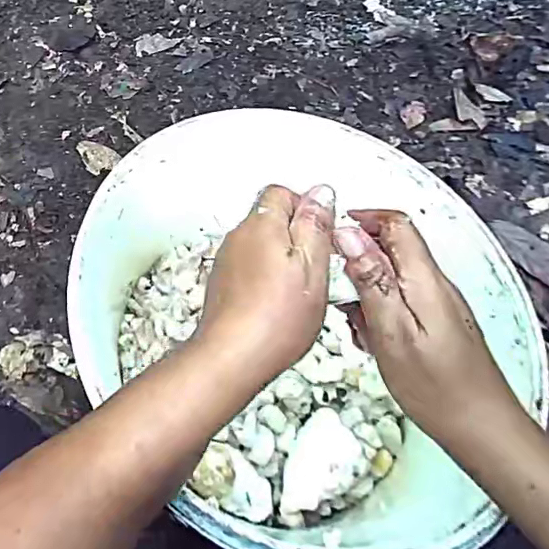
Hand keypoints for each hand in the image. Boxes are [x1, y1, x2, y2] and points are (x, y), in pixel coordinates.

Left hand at [196, 184, 334, 384]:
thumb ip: (315, 225)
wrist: (232, 356)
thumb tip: (321, 193)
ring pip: (262, 244)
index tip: (324, 233)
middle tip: (317, 265)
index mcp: (261, 224)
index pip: (282, 192)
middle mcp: (239, 236)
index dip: (307, 208)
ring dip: (282, 258)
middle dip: (296, 235)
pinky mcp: (224, 282)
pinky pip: (250, 267)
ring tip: (300, 289)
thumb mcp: (311, 266)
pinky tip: (280, 303)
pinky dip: (267, 278)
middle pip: (271, 218)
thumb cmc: (274, 317)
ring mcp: (228, 259)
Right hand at [336, 210, 517, 439]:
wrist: (485, 433)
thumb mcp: (392, 332)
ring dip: (366, 286)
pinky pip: (402, 297)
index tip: (332, 234)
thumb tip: (349, 234)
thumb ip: (371, 280)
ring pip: (394, 273)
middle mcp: (435, 284)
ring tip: (355, 320)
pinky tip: (372, 335)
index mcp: (424, 279)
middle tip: (337, 286)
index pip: (395, 223)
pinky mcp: (439, 321)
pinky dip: (380, 307)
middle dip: (358, 258)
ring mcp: (439, 302)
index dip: (362, 219)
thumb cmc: (438, 390)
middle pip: (393, 246)